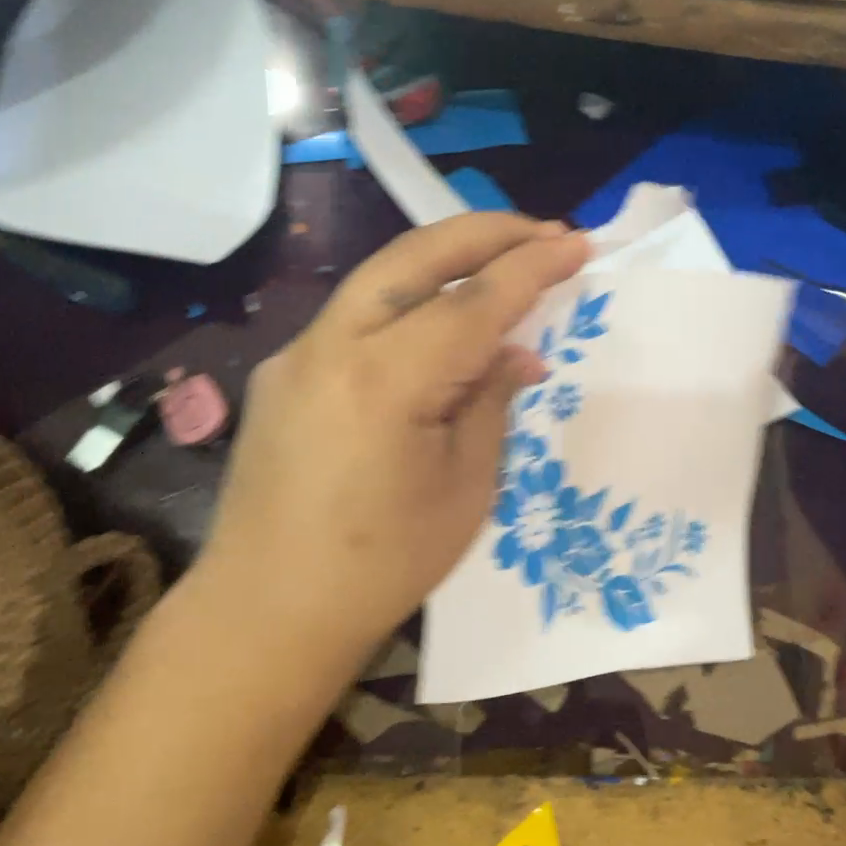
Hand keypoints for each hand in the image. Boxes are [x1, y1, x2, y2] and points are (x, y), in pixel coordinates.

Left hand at [192, 214, 590, 651]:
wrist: (267, 613)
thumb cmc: (383, 567)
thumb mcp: (465, 489)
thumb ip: (491, 403)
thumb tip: (517, 352)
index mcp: (385, 381)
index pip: (474, 302)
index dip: (532, 268)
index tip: (578, 244)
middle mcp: (331, 346)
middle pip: (415, 255)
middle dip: (486, 233)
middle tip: (544, 232)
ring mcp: (297, 354)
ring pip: (380, 276)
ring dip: (445, 259)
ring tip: (501, 264)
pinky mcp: (283, 373)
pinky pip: (356, 316)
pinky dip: (409, 303)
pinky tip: (439, 328)